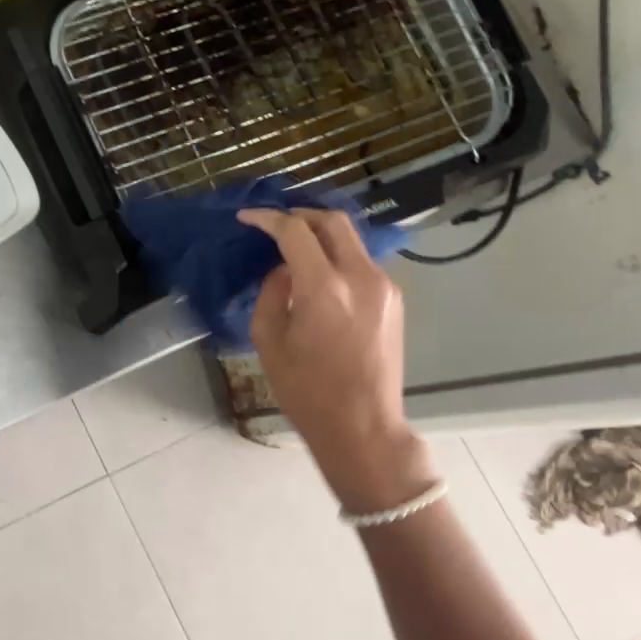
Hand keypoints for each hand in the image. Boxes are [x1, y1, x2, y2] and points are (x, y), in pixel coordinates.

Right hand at [237, 208, 436, 511]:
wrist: (361, 424)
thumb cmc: (305, 389)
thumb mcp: (269, 340)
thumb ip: (273, 293)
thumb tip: (285, 271)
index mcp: (324, 287)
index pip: (295, 231)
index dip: (268, 219)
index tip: (247, 218)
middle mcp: (361, 277)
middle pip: (333, 222)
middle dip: (301, 215)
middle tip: (275, 224)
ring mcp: (384, 287)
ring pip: (351, 240)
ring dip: (321, 236)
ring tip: (293, 249)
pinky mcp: (393, 301)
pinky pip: (361, 263)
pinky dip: (336, 257)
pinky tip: (317, 276)